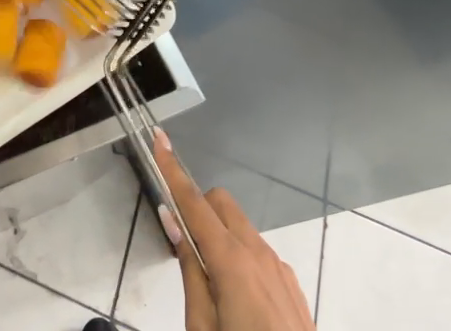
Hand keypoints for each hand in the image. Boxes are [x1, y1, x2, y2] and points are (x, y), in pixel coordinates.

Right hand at [152, 129, 315, 330]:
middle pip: (220, 204)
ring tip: (207, 285)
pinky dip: (237, 257)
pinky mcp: (291, 287)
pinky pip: (257, 254)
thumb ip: (189, 269)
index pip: (195, 203)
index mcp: (231, 261)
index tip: (159, 138)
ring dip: (217, 236)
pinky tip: (235, 302)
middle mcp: (258, 254)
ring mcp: (279, 270)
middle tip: (179, 242)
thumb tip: (175, 220)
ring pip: (239, 229)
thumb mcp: (201, 325)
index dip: (173, 170)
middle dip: (197, 207)